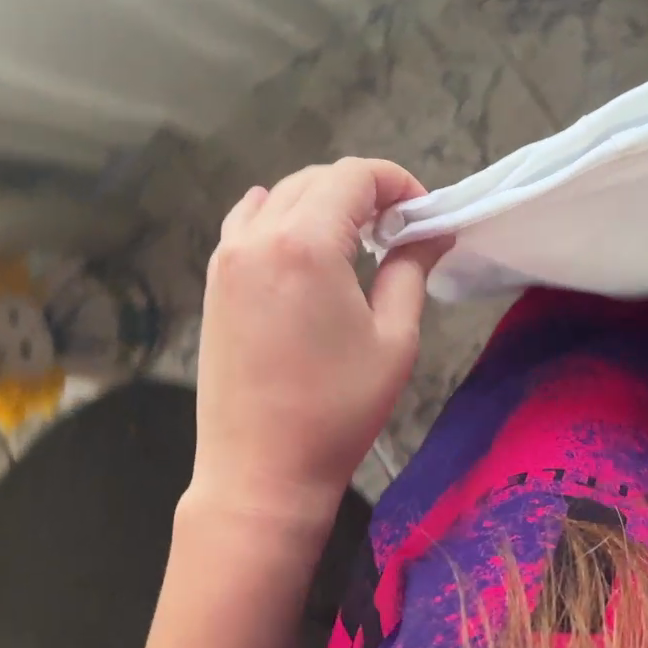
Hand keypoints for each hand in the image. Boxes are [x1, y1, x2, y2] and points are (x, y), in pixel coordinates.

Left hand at [184, 159, 445, 528]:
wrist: (262, 470)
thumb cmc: (339, 409)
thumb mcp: (394, 339)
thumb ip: (411, 271)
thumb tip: (433, 233)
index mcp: (306, 245)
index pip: (353, 176)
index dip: (397, 182)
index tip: (424, 214)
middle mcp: (258, 238)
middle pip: (317, 180)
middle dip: (365, 191)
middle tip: (400, 229)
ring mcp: (227, 258)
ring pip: (281, 197)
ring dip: (325, 203)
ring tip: (358, 239)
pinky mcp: (215, 283)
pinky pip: (247, 223)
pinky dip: (281, 217)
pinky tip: (303, 241)